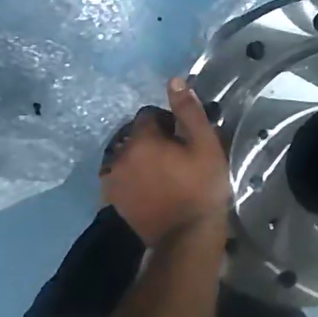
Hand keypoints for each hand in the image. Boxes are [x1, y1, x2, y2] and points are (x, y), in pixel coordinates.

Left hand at [100, 78, 230, 247]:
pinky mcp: (113, 200)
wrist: (186, 237)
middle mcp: (120, 156)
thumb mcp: (204, 145)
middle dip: (153, 140)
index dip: (169, 123)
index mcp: (142, 139)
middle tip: (177, 156)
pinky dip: (133, 177)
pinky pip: (121, 177)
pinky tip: (152, 189)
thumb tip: (174, 80)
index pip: (148, 115)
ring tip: (165, 173)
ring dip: (141, 159)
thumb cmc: (201, 187)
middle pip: (135, 136)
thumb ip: (187, 111)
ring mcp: (113, 181)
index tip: (185, 139)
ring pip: (127, 157)